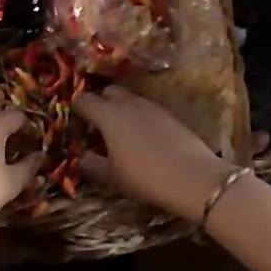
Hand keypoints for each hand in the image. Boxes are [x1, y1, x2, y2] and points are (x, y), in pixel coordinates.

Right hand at [73, 86, 237, 220]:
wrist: (193, 177)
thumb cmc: (144, 177)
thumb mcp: (110, 176)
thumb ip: (90, 163)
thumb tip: (81, 155)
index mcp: (108, 114)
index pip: (84, 100)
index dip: (76, 110)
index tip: (76, 125)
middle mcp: (128, 103)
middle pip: (108, 92)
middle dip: (100, 103)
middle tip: (97, 127)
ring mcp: (151, 106)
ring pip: (129, 99)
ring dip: (120, 110)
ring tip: (120, 134)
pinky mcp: (169, 114)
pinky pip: (146, 108)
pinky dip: (138, 117)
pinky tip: (142, 139)